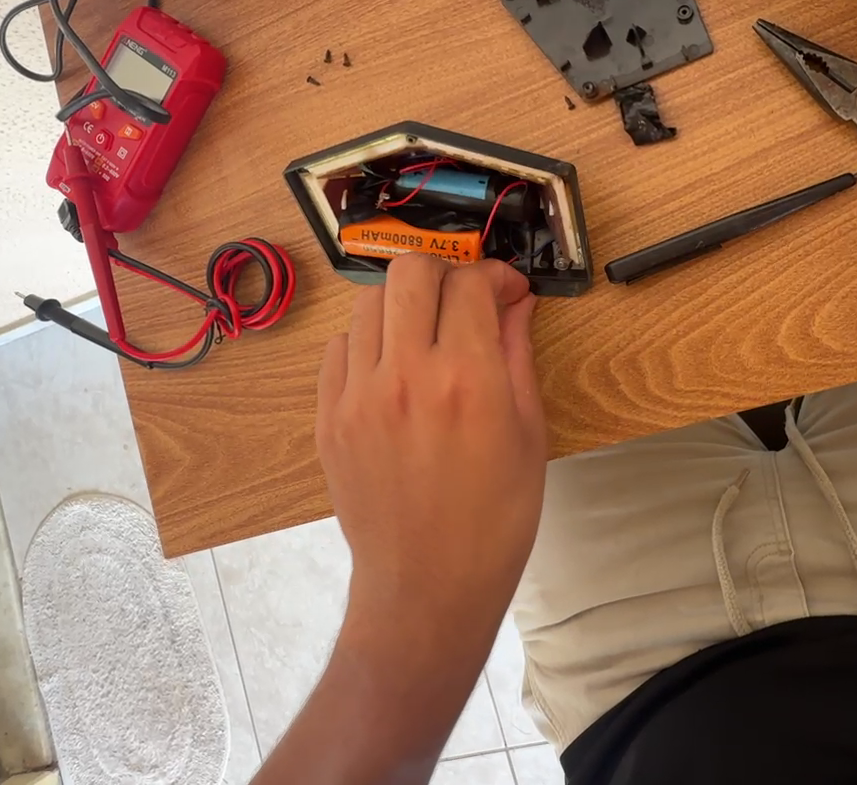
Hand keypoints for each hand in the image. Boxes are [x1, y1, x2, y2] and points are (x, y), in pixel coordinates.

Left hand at [316, 254, 544, 639]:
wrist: (427, 586)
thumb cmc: (496, 516)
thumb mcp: (528, 432)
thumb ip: (517, 352)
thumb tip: (516, 300)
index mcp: (467, 379)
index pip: (470, 282)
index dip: (495, 275)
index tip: (507, 292)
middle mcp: (407, 374)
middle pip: (412, 270)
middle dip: (446, 271)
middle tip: (464, 300)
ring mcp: (358, 395)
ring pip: (370, 300)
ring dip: (405, 303)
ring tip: (426, 333)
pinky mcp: (328, 417)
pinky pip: (340, 346)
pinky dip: (369, 339)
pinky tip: (392, 367)